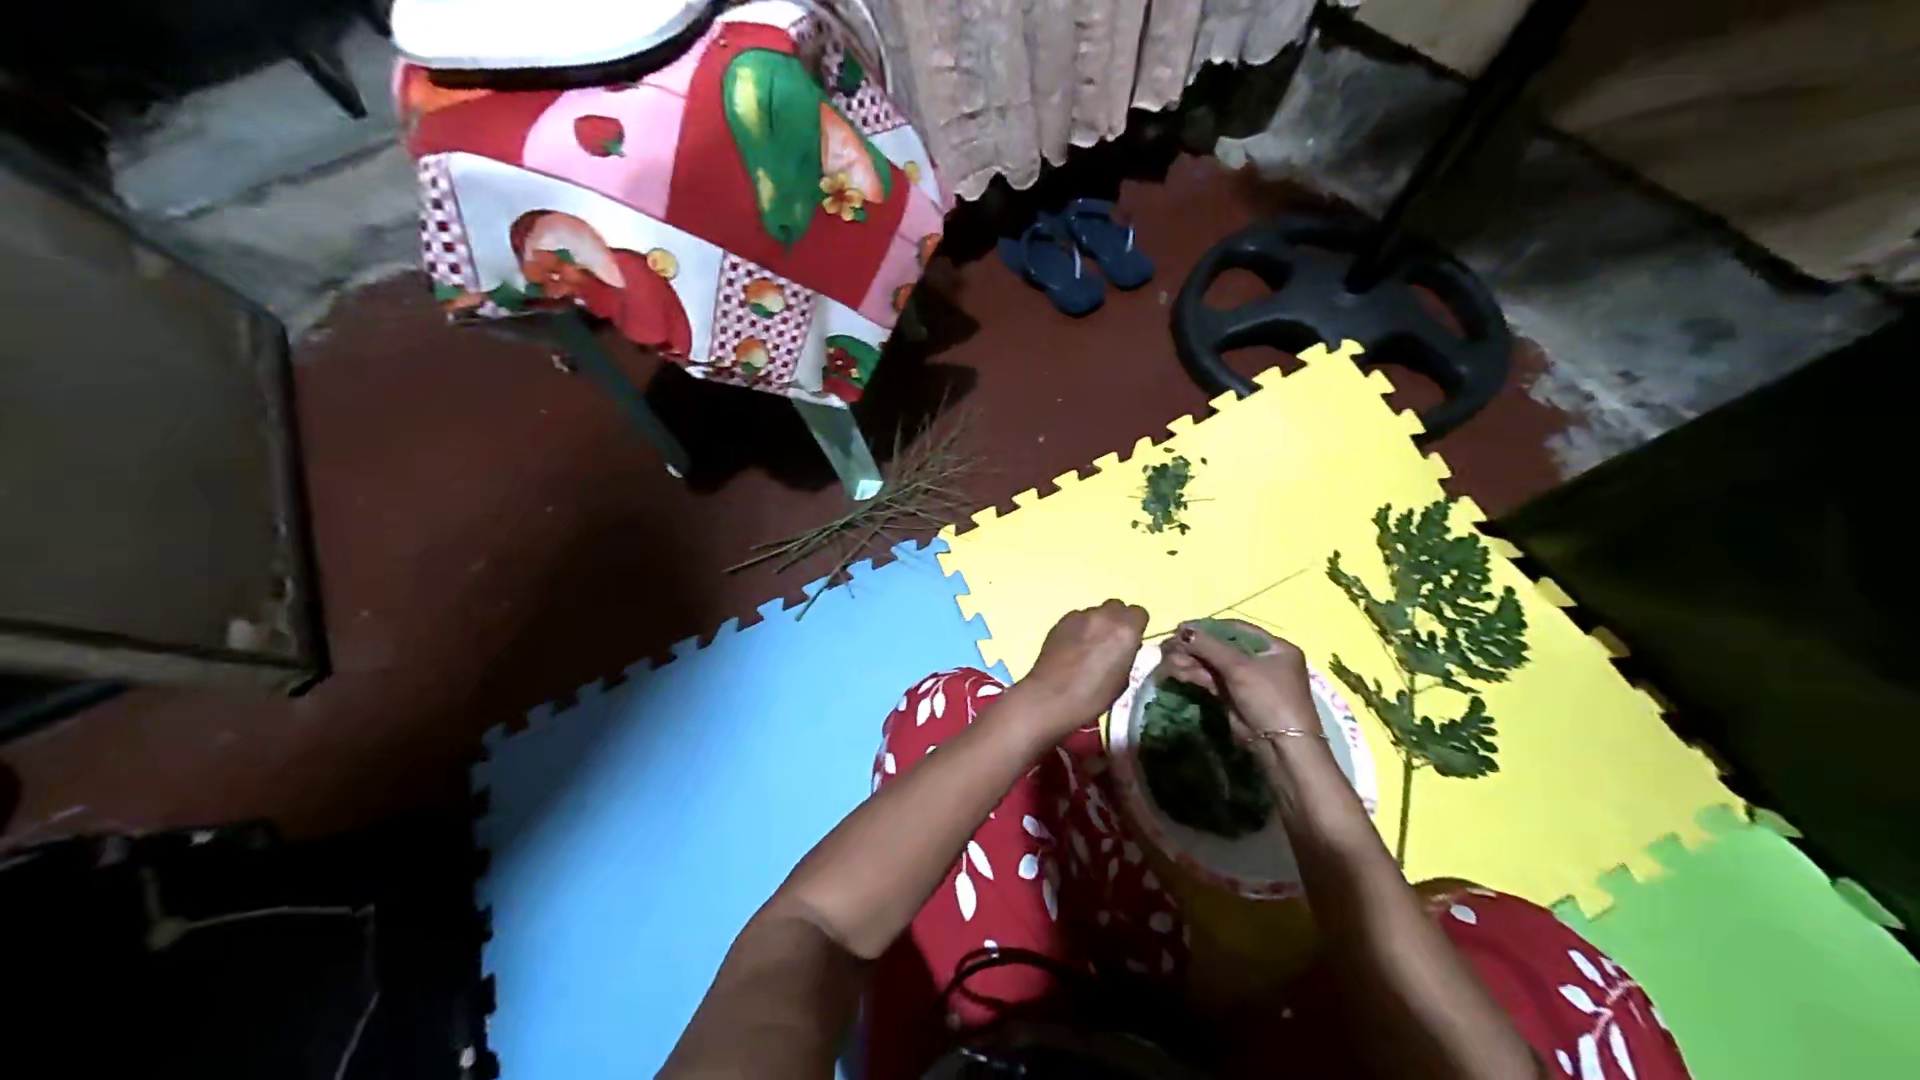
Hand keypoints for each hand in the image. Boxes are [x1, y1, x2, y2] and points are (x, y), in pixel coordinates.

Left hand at [1015, 600, 1148, 740]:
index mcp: (1125, 630)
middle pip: (1116, 607)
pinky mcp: (1061, 621)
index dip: (1136, 627)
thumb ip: (1128, 655)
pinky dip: (1079, 629)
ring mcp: (1080, 616)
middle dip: (1117, 621)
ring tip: (1088, 646)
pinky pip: (1077, 619)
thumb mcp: (1123, 679)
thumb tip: (1124, 647)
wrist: (1051, 696)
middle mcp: (1104, 617)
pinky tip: (1072, 647)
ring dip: (1097, 624)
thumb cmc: (1093, 695)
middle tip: (1111, 642)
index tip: (1131, 641)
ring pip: (1095, 612)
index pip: (1139, 613)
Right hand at [1161, 619, 1318, 741]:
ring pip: (1213, 663)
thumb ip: (1209, 646)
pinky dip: (1193, 674)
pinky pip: (1210, 679)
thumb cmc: (1268, 697)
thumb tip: (1181, 629)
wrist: (1279, 746)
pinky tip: (1175, 671)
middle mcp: (1261, 660)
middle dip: (1194, 646)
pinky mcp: (1233, 696)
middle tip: (1169, 645)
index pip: (1236, 628)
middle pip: (1221, 646)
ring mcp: (1246, 679)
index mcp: (1274, 647)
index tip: (1182, 627)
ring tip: (1166, 658)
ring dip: (1190, 660)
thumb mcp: (1240, 667)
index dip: (1208, 627)